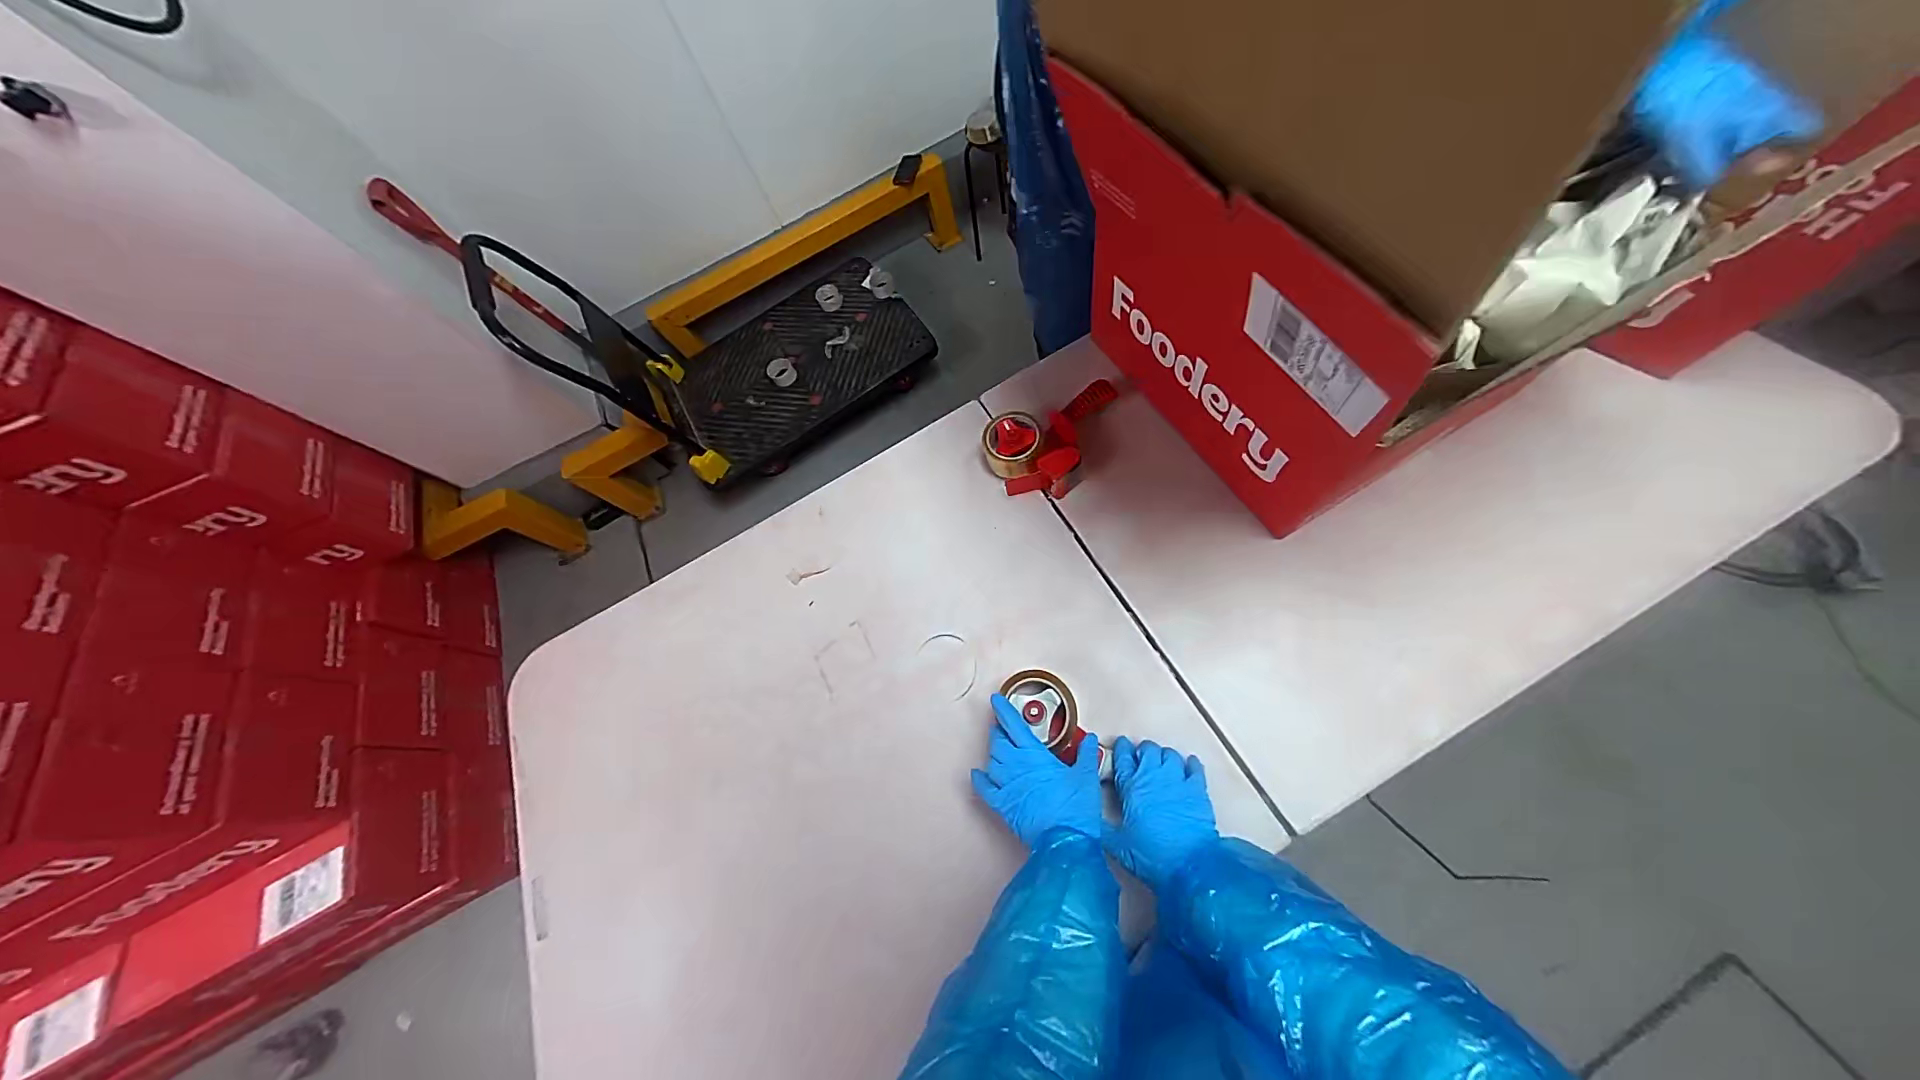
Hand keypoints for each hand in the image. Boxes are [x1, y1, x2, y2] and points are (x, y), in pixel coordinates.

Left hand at [970, 694, 1102, 847]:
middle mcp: (1016, 766)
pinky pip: (984, 789)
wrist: (1065, 840)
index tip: (996, 700)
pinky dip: (980, 780)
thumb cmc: (1075, 809)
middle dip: (999, 732)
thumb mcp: (1086, 776)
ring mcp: (1007, 786)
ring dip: (994, 753)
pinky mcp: (1003, 806)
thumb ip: (1086, 755)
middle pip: (999, 741)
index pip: (1013, 724)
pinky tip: (978, 775)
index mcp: (1034, 755)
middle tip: (1003, 728)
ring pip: (992, 761)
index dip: (1003, 710)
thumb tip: (1089, 741)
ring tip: (999, 749)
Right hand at [1102, 738, 1217, 888]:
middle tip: (1139, 756)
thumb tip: (1090, 822)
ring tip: (1160, 762)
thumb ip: (1102, 828)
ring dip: (1163, 755)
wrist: (1189, 866)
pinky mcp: (1197, 789)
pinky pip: (1194, 767)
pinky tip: (1187, 766)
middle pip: (1147, 749)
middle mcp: (1153, 776)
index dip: (1120, 749)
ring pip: (1169, 754)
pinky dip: (1190, 764)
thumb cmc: (1153, 855)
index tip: (1120, 746)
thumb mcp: (1118, 845)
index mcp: (1131, 787)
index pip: (1122, 757)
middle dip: (1142, 750)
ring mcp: (1177, 780)